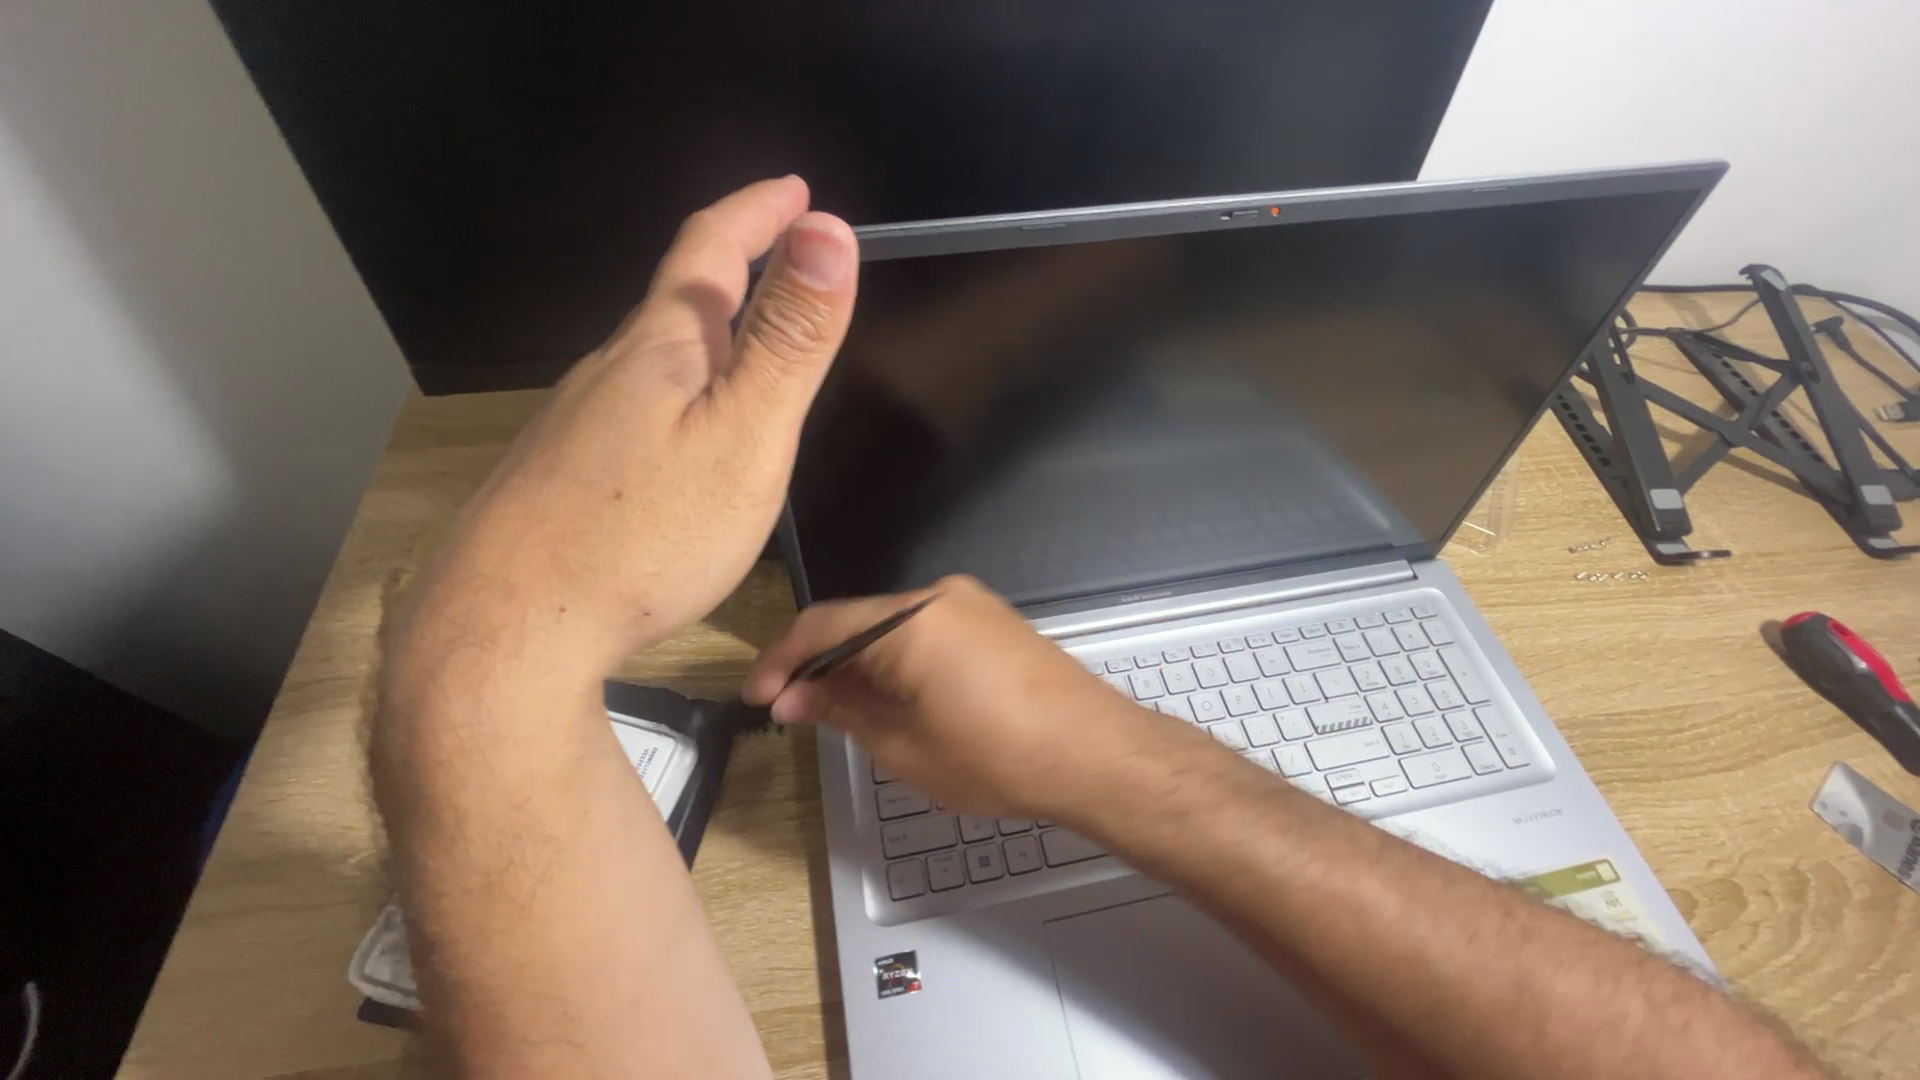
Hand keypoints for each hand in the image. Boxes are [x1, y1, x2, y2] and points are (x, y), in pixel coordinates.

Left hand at [385, 177, 858, 690]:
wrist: (514, 627)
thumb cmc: (647, 532)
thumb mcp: (745, 434)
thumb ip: (789, 340)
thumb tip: (827, 234)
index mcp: (662, 348)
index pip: (711, 249)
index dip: (757, 212)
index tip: (796, 191)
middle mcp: (612, 371)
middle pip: (678, 302)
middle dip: (735, 268)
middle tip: (781, 262)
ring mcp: (581, 424)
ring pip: (655, 360)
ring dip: (708, 335)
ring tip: (749, 346)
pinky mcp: (568, 474)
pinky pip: (636, 410)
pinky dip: (680, 393)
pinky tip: (686, 436)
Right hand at [744, 575, 1184, 822]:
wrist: (1096, 752)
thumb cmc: (997, 758)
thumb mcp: (904, 746)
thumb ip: (842, 710)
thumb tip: (795, 695)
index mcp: (909, 621)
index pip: (821, 626)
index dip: (780, 660)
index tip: (759, 696)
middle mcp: (937, 595)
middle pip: (856, 621)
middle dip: (821, 665)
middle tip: (797, 711)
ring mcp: (971, 603)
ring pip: (891, 626)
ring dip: (860, 663)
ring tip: (845, 712)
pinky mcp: (993, 618)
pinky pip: (926, 629)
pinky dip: (898, 659)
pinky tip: (895, 697)